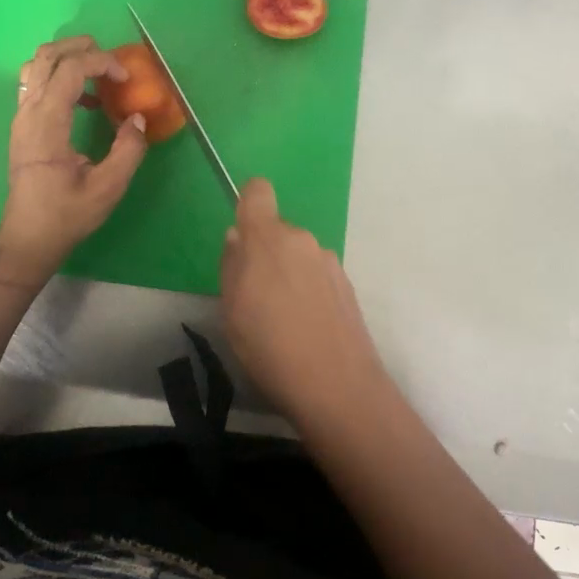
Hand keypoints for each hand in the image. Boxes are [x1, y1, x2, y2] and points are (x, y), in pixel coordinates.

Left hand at [0, 36, 147, 283]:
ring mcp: (21, 117)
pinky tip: (87, 100)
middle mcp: (29, 113)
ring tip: (99, 72)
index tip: (126, 79)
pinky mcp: (23, 126)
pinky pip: (35, 84)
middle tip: (112, 60)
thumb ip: (128, 150)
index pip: (70, 70)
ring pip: (36, 66)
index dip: (101, 63)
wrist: (28, 238)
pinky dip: (61, 77)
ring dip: (68, 58)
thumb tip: (137, 119)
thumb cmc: (67, 215)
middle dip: (82, 48)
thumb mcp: (108, 188)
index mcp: (47, 124)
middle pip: (46, 56)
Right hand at [220, 179, 386, 419]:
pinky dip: (308, 292)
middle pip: (276, 231)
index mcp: (268, 240)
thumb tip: (237, 238)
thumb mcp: (232, 312)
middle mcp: (302, 240)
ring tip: (283, 322)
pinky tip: (307, 329)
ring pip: (298, 256)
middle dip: (264, 254)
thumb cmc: (270, 349)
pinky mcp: (347, 285)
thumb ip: (232, 266)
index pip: (257, 192)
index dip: (247, 206)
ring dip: (287, 276)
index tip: (242, 239)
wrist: (338, 387)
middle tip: (255, 300)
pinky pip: (316, 276)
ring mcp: (329, 262)